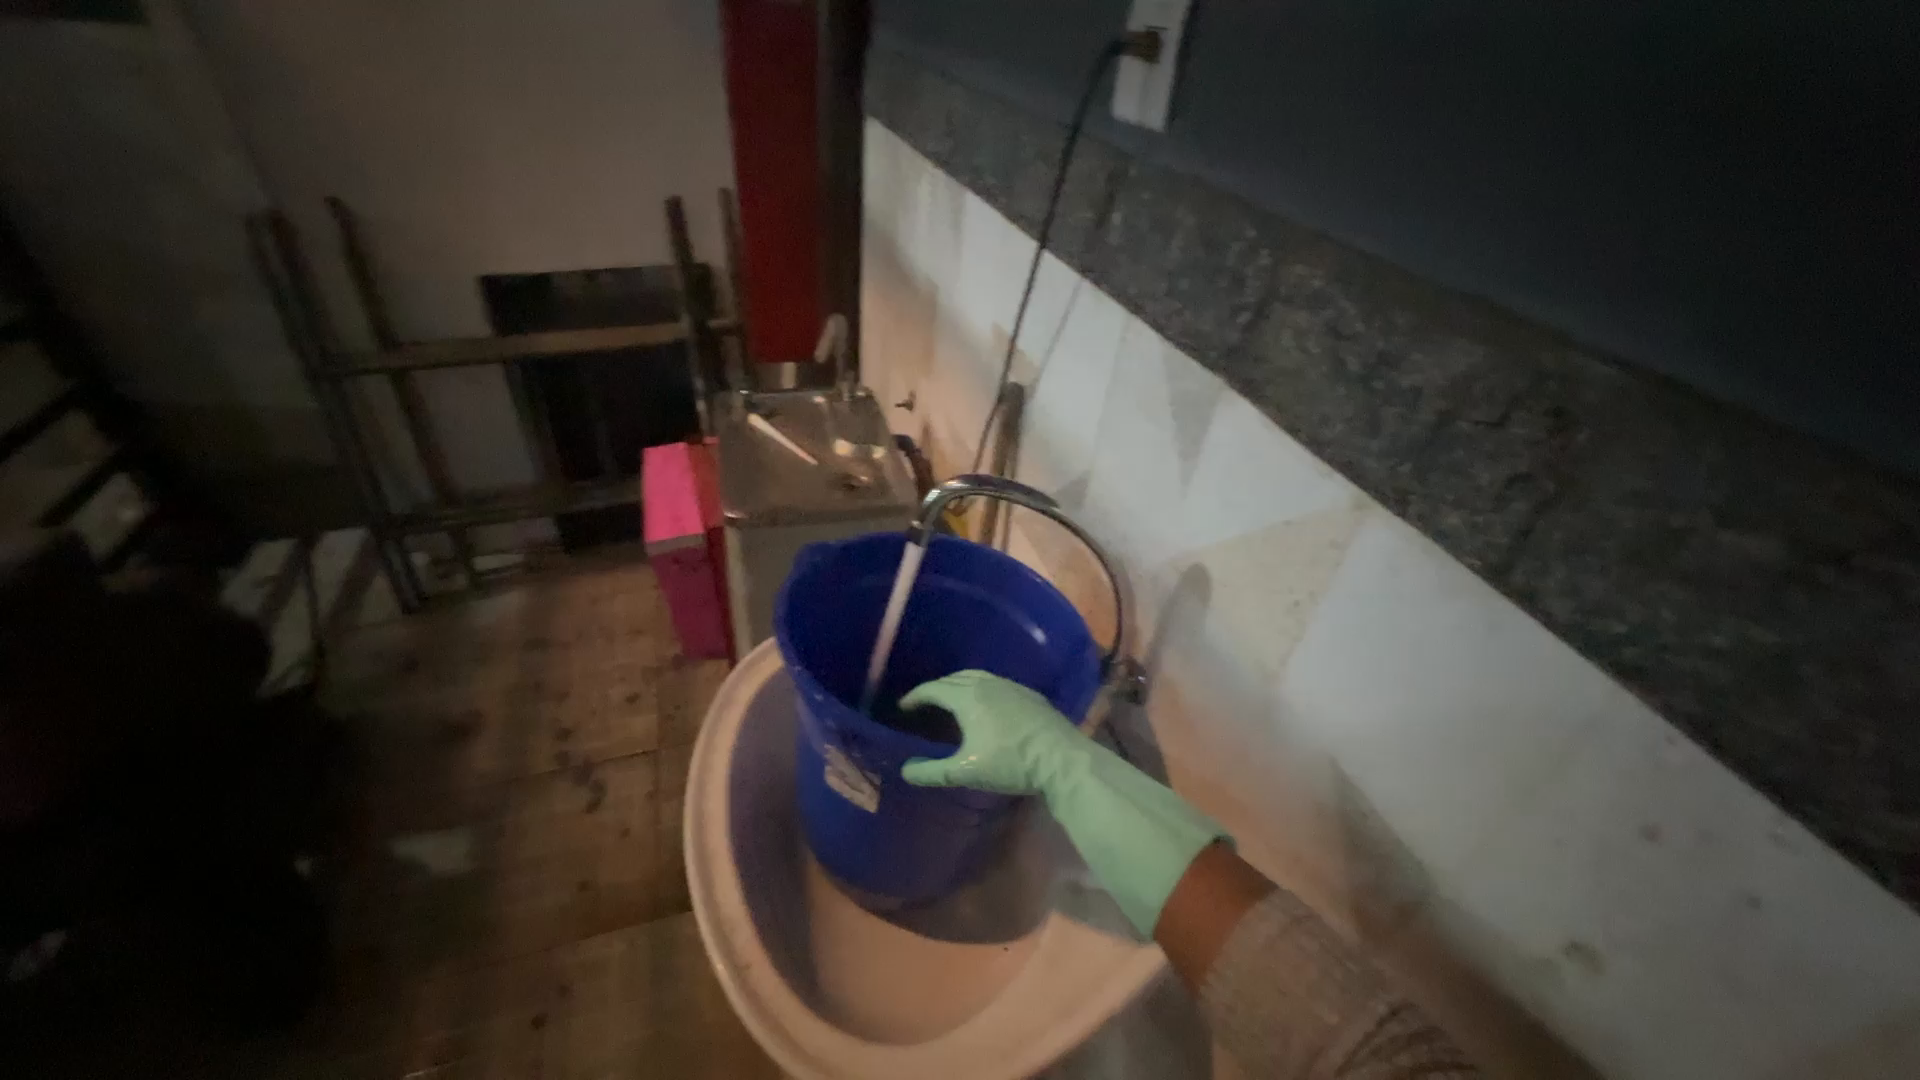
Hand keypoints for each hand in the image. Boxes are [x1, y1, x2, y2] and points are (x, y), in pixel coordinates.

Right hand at [897, 670, 1087, 795]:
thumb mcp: (966, 772)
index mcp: (967, 697)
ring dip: (958, 685)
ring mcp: (1010, 685)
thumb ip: (932, 772)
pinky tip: (985, 705)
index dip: (915, 697)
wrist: (1061, 758)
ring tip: (951, 700)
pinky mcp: (1027, 693)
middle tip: (924, 704)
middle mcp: (987, 683)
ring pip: (976, 677)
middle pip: (953, 679)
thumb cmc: (1010, 763)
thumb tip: (905, 770)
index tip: (903, 707)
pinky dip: (980, 688)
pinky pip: (995, 683)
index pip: (933, 689)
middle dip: (935, 689)